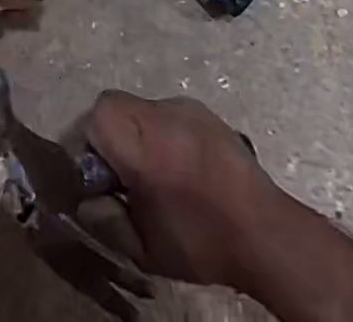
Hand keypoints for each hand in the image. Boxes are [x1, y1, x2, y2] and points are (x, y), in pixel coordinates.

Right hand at [84, 91, 286, 288]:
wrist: (263, 230)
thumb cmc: (200, 240)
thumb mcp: (142, 246)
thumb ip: (106, 218)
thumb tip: (89, 199)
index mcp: (146, 143)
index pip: (99, 112)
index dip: (91, 141)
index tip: (101, 175)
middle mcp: (166, 114)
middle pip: (117, 105)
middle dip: (112, 138)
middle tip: (125, 178)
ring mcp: (190, 108)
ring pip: (142, 109)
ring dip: (137, 135)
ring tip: (157, 176)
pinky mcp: (207, 112)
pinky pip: (168, 115)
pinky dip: (162, 135)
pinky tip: (180, 169)